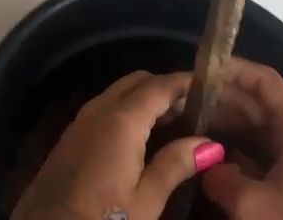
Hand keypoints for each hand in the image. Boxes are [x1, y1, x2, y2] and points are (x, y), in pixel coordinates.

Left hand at [13, 71, 227, 219]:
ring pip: (120, 92)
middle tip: (195, 108)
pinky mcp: (71, 136)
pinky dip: (127, 109)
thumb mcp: (145, 202)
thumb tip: (210, 144)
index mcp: (121, 119)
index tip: (211, 86)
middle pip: (138, 81)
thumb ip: (175, 165)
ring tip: (174, 121)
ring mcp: (81, 120)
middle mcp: (99, 108)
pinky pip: (105, 107)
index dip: (186, 82)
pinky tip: (142, 136)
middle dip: (166, 87)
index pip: (160, 85)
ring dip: (145, 98)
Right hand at [201, 59, 282, 219]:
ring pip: (258, 134)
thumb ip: (221, 176)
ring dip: (226, 129)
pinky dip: (236, 156)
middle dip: (222, 100)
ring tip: (188, 126)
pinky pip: (261, 161)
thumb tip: (206, 164)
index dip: (233, 69)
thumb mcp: (251, 206)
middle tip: (183, 101)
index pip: (266, 82)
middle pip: (260, 106)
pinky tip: (208, 161)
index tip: (199, 69)